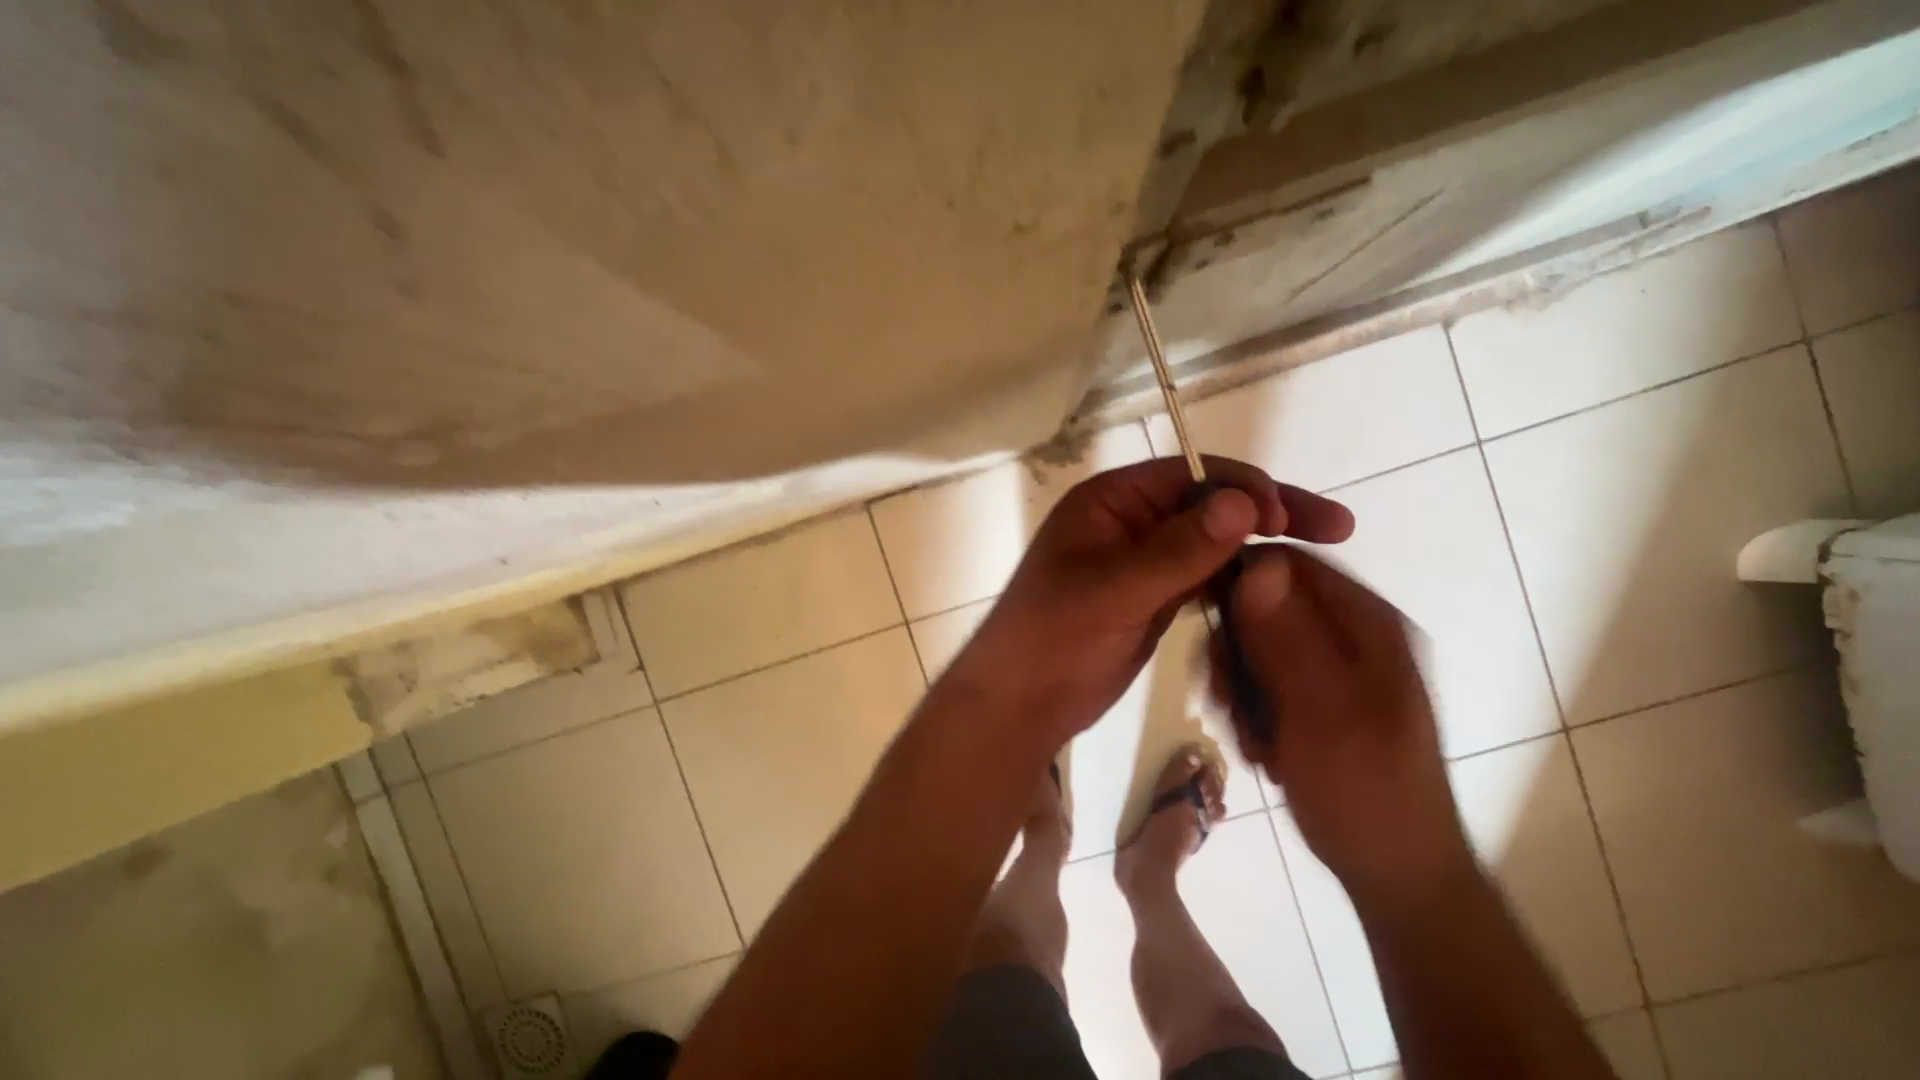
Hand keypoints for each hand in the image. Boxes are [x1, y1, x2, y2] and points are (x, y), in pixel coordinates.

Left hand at [940, 456, 1353, 745]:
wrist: (1021, 703)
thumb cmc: (1052, 638)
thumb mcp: (1113, 590)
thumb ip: (1177, 550)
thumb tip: (1244, 502)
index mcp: (1112, 502)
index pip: (1191, 477)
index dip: (1244, 489)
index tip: (1288, 518)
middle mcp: (1131, 522)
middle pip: (1211, 506)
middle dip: (1269, 513)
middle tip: (1337, 527)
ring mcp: (1145, 561)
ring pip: (1214, 543)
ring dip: (1261, 550)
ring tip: (1320, 557)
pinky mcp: (1156, 598)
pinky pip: (1206, 579)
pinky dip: (1240, 582)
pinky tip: (1279, 592)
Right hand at [1219, 548, 1473, 907]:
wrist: (1398, 875)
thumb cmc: (1365, 793)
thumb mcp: (1322, 712)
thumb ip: (1287, 637)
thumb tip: (1255, 562)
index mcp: (1368, 625)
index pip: (1289, 566)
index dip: (1239, 585)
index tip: (1204, 629)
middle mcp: (1356, 637)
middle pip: (1269, 607)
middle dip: (1236, 651)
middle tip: (1221, 700)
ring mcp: (1341, 671)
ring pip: (1262, 648)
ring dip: (1240, 688)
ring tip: (1246, 737)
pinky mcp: (1324, 703)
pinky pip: (1271, 684)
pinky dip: (1254, 712)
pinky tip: (1259, 749)